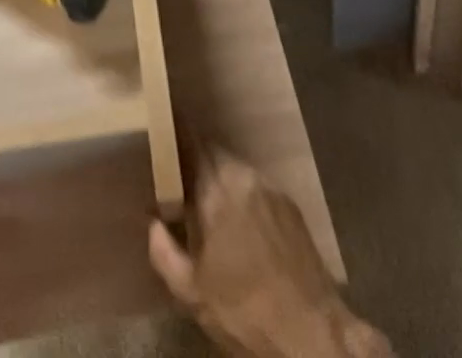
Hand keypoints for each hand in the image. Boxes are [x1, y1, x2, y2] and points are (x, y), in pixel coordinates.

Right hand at [148, 152, 389, 357]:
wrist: (309, 330)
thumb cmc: (243, 309)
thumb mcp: (190, 290)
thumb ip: (163, 249)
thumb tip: (152, 220)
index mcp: (217, 192)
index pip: (192, 144)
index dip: (174, 134)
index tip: (158, 131)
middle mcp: (246, 179)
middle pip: (214, 151)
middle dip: (193, 156)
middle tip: (174, 168)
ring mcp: (272, 189)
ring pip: (236, 167)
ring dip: (217, 174)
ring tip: (201, 193)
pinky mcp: (291, 205)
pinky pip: (255, 183)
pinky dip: (240, 189)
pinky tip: (234, 213)